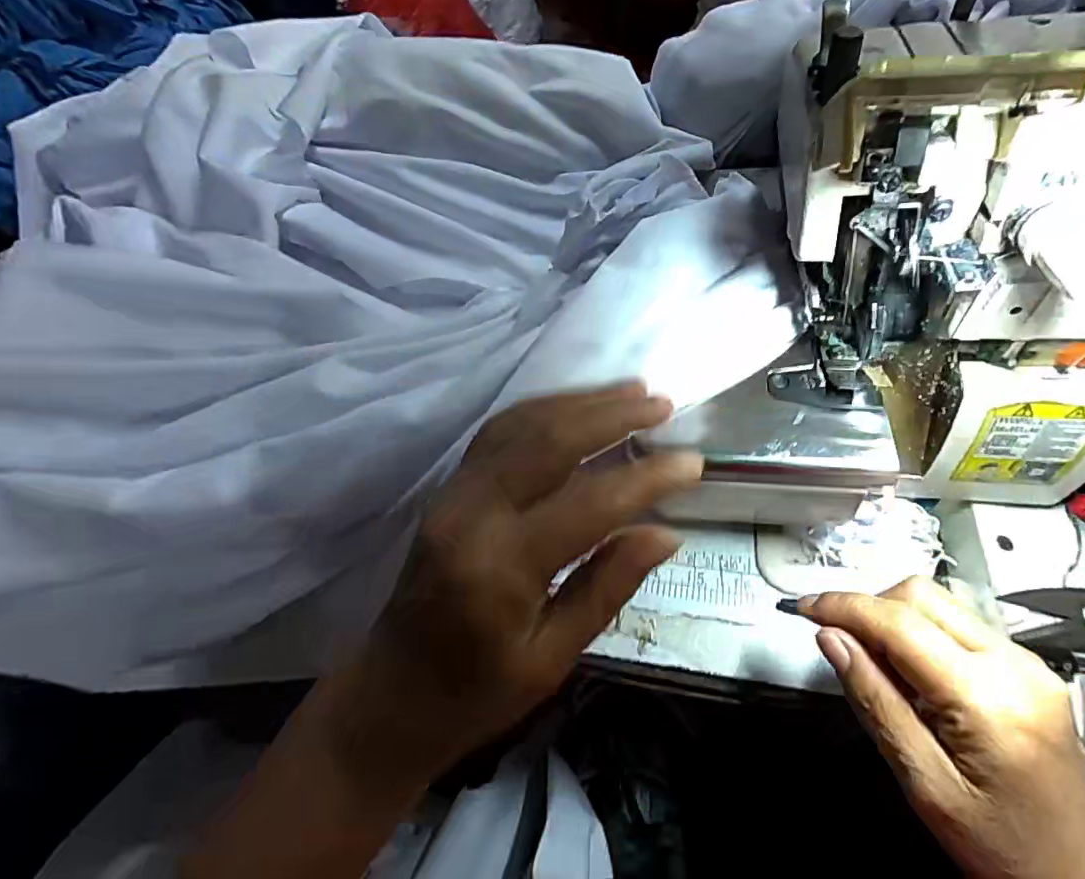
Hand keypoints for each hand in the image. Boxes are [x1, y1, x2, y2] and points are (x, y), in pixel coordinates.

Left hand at [332, 383, 701, 782]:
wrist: (393, 690)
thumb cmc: (477, 693)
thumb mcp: (552, 658)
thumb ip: (607, 586)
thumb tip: (666, 533)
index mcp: (501, 566)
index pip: (587, 503)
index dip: (645, 478)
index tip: (692, 461)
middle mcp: (472, 513)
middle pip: (549, 441)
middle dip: (611, 416)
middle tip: (662, 404)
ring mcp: (453, 493)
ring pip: (521, 424)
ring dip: (578, 403)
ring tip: (631, 392)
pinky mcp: (447, 488)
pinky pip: (498, 433)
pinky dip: (542, 411)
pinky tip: (574, 407)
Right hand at [796, 578, 1084, 878]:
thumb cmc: (1007, 848)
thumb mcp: (925, 784)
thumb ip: (875, 702)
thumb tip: (832, 639)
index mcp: (990, 700)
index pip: (899, 622)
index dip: (843, 606)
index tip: (805, 608)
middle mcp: (1016, 668)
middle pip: (921, 596)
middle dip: (868, 607)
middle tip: (837, 640)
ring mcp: (1027, 664)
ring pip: (938, 602)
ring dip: (892, 617)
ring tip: (873, 662)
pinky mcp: (1027, 667)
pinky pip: (957, 623)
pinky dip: (918, 631)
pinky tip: (907, 671)